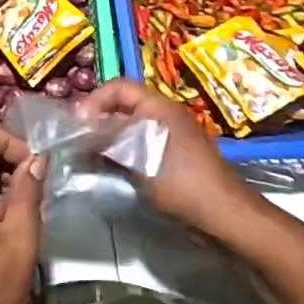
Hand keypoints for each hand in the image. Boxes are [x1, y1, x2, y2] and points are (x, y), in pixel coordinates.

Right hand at [78, 80, 261, 238]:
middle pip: (123, 105)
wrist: (225, 216)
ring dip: (108, 137)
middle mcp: (164, 114)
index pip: (118, 87)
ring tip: (87, 154)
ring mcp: (169, 135)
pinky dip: (120, 151)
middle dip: (98, 119)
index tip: (77, 123)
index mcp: (158, 106)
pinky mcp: (170, 156)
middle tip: (77, 138)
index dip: (95, 100)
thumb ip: (108, 140)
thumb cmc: (182, 181)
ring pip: (129, 126)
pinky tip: (108, 168)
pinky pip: (138, 144)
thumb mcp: (140, 158)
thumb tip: (80, 130)